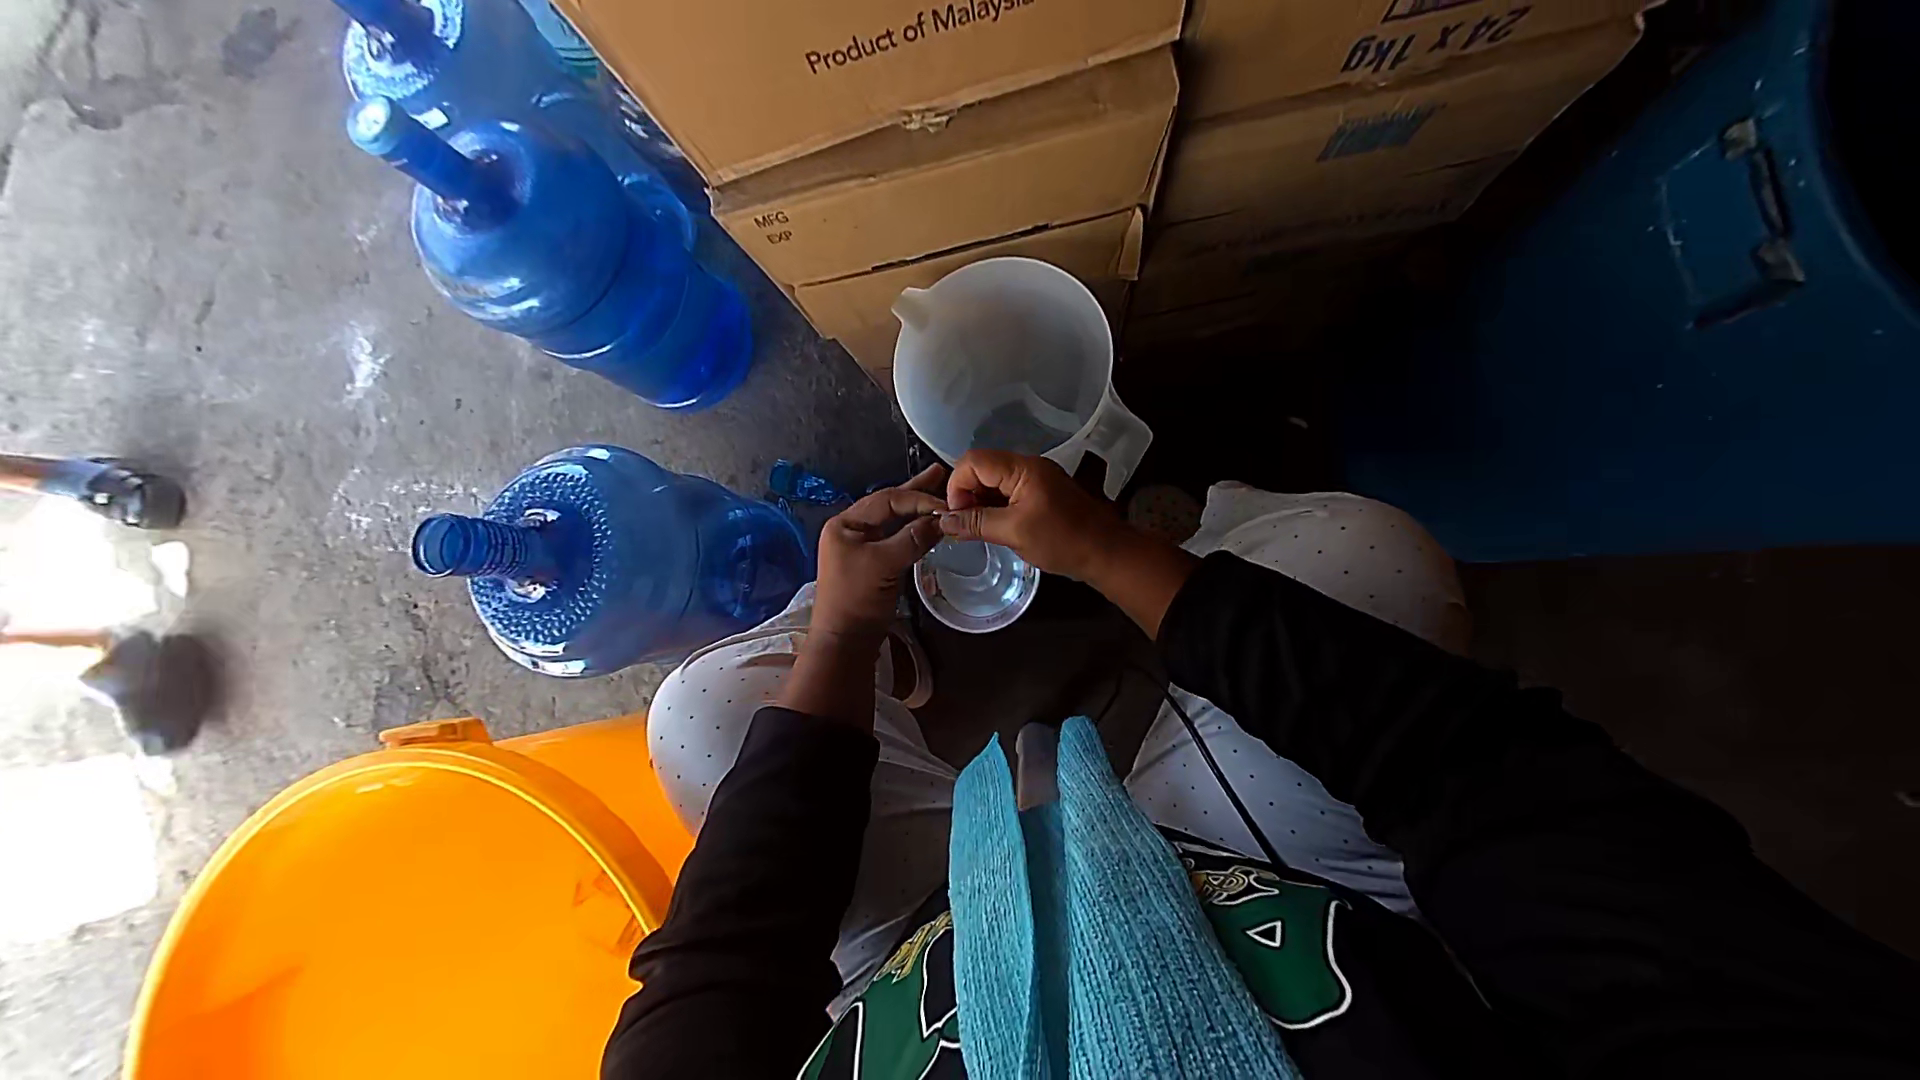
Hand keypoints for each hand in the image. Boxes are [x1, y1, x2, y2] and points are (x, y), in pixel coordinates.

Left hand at [811, 464, 947, 640]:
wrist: (845, 642)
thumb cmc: (857, 600)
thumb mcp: (884, 565)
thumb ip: (913, 539)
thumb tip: (942, 520)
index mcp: (844, 525)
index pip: (886, 501)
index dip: (917, 499)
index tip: (946, 502)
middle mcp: (851, 530)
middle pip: (888, 505)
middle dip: (915, 492)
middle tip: (940, 474)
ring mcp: (862, 547)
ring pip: (893, 521)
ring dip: (916, 509)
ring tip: (939, 492)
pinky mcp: (873, 564)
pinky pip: (896, 538)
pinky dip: (914, 529)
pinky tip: (930, 523)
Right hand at [938, 450, 1127, 579]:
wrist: (1107, 553)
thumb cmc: (1063, 541)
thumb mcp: (1014, 533)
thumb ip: (976, 523)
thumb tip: (944, 521)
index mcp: (1023, 469)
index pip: (973, 461)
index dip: (957, 486)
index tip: (957, 515)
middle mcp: (1028, 467)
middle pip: (981, 469)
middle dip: (966, 495)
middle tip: (964, 525)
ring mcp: (1036, 479)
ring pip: (993, 482)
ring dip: (979, 503)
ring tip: (976, 530)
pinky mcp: (1041, 493)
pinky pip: (1008, 493)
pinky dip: (995, 508)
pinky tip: (993, 528)